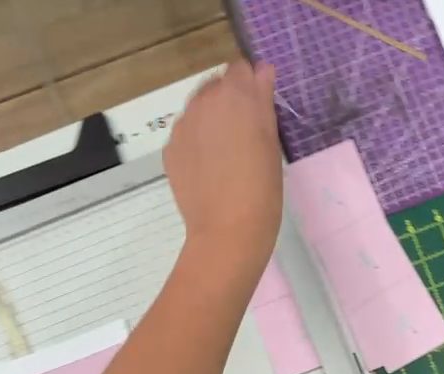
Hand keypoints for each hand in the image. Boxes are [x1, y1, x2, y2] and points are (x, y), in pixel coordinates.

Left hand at [165, 59, 282, 263]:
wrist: (227, 234)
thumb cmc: (262, 193)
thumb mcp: (272, 145)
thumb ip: (264, 102)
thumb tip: (262, 71)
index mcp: (236, 96)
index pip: (241, 68)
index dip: (252, 86)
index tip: (261, 109)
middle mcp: (204, 101)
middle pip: (218, 87)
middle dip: (231, 104)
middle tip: (246, 139)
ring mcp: (183, 125)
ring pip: (200, 110)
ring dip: (213, 123)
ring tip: (227, 159)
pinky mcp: (171, 148)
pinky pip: (187, 135)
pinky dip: (198, 145)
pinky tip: (210, 172)